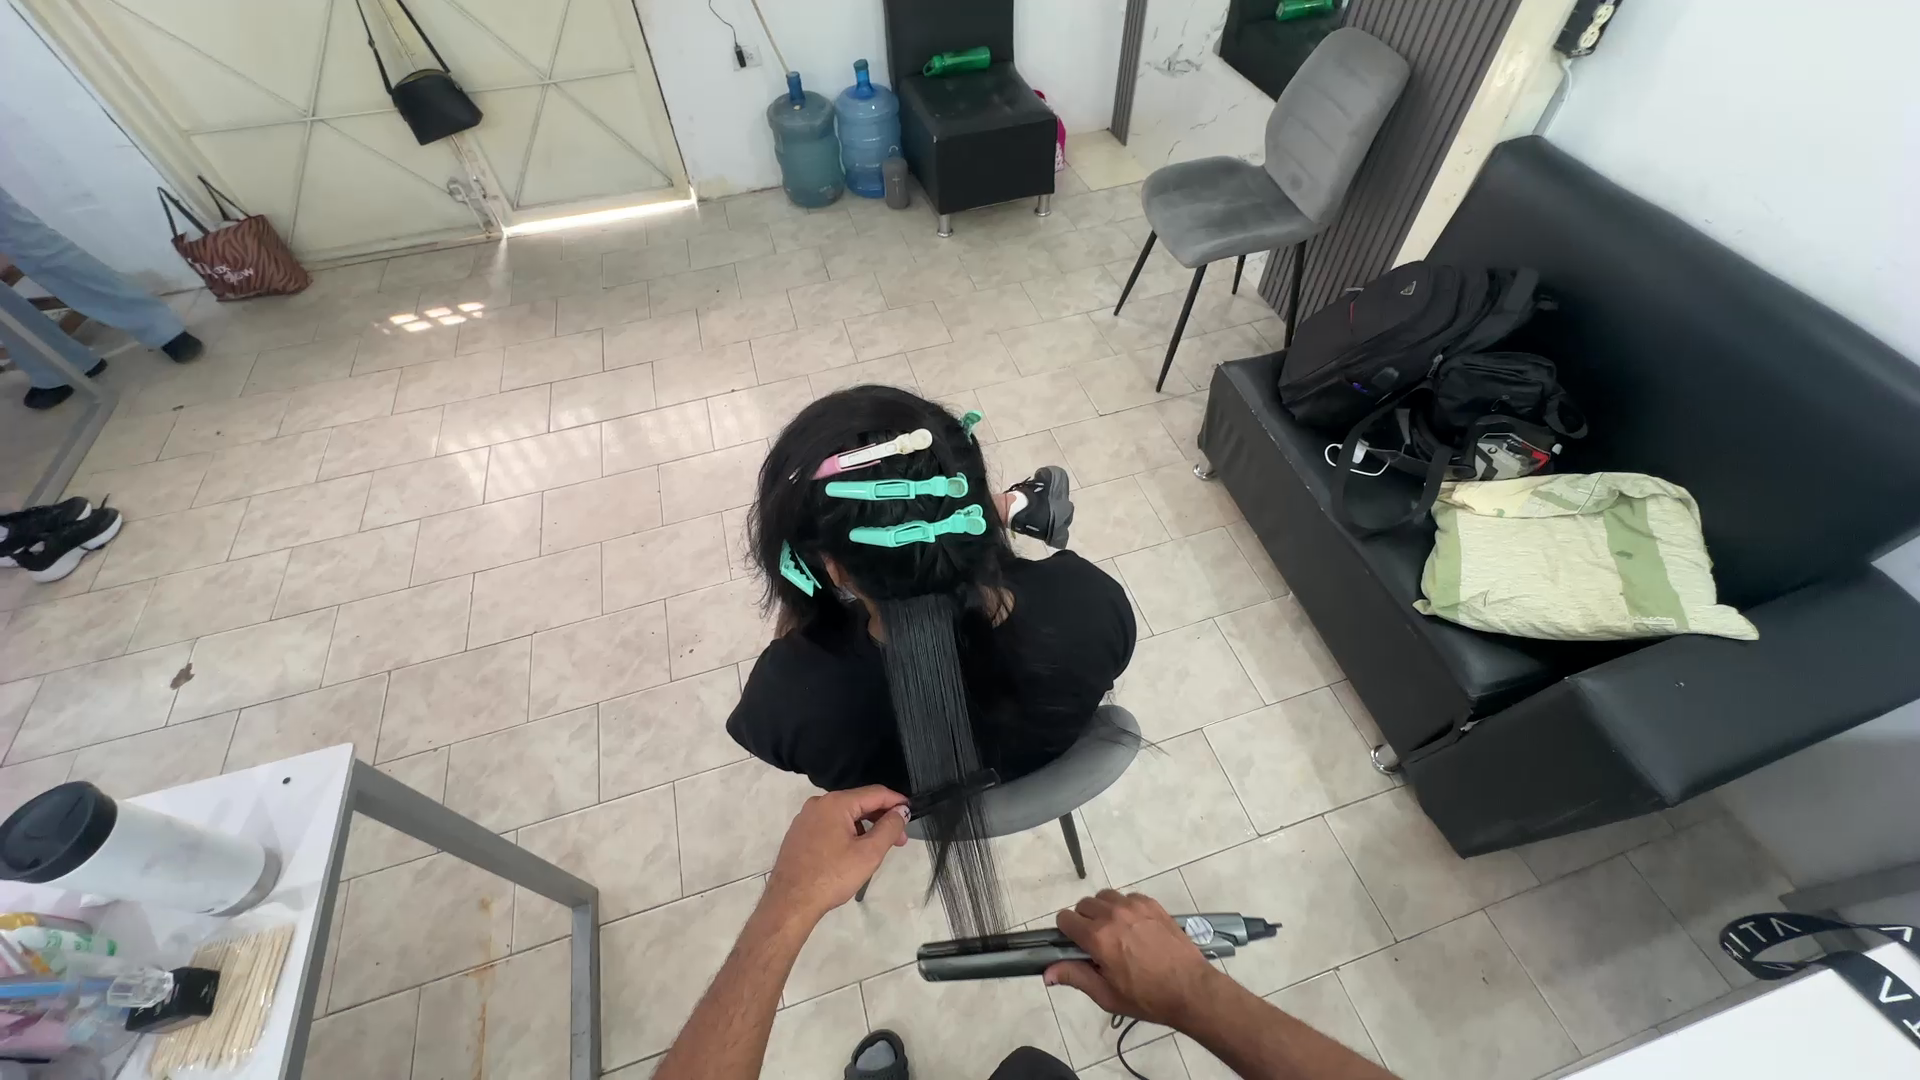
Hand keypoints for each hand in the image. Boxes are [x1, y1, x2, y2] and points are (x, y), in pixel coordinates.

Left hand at [762, 785, 910, 922]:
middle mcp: (819, 803)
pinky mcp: (799, 834)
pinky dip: (846, 833)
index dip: (896, 802)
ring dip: (864, 828)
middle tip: (899, 839)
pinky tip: (852, 853)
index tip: (911, 813)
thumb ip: (889, 828)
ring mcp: (805, 818)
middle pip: (858, 803)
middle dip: (881, 819)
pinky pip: (829, 826)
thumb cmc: (832, 876)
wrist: (789, 904)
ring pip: (844, 816)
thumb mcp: (869, 853)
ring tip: (877, 850)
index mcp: (836, 802)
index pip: (875, 793)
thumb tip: (901, 811)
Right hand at [1045, 891, 1226, 1027]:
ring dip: (1104, 911)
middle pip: (1083, 905)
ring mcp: (1132, 905)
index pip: (1065, 918)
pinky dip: (1125, 908)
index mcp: (1098, 937)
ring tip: (1117, 933)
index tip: (1077, 945)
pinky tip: (1136, 928)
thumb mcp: (1107, 995)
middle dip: (1085, 922)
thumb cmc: (1147, 998)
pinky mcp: (1150, 903)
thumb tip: (1047, 973)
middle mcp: (1112, 914)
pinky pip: (1126, 897)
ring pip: (1104, 897)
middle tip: (1099, 944)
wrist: (1191, 989)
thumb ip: (1075, 977)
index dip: (1067, 932)